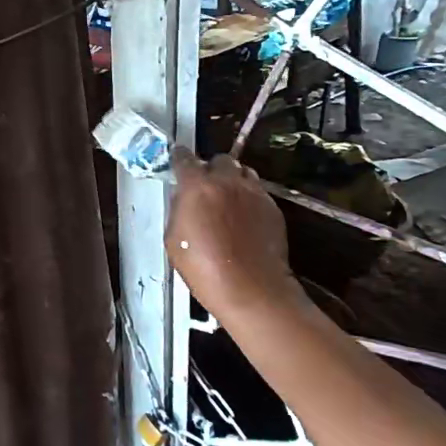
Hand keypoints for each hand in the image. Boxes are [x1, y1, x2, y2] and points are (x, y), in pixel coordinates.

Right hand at [164, 150, 295, 311]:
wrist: (250, 288)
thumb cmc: (202, 266)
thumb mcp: (173, 236)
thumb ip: (178, 208)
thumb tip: (184, 198)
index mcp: (197, 187)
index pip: (185, 158)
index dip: (179, 158)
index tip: (176, 159)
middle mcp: (227, 182)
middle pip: (220, 160)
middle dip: (210, 168)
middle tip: (204, 184)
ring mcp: (254, 193)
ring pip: (243, 172)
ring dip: (231, 179)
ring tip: (225, 196)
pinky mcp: (272, 207)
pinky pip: (257, 191)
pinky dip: (247, 196)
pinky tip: (242, 215)